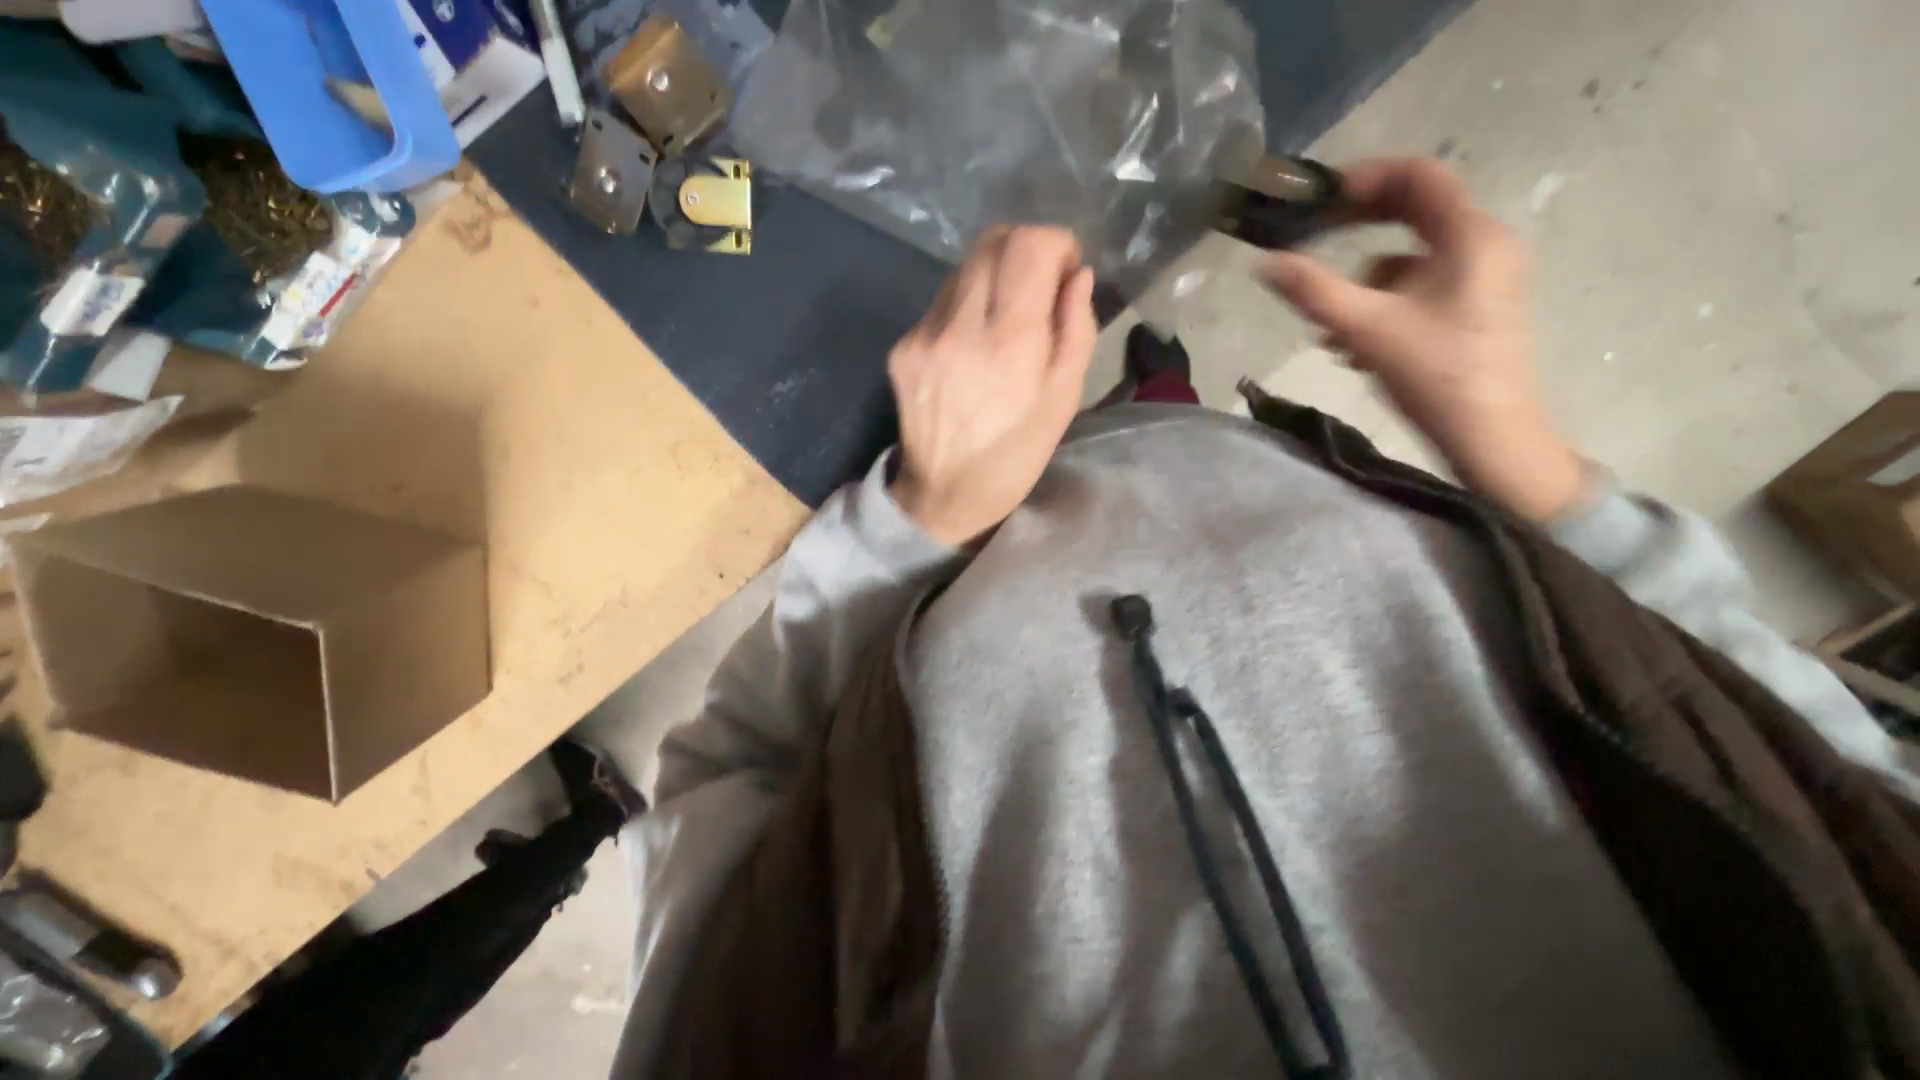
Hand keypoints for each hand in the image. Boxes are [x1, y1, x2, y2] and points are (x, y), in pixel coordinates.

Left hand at [888, 226, 1096, 545]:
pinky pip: (941, 301)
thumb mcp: (1065, 397)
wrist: (944, 495)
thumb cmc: (1017, 454)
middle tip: (1040, 286)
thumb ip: (1075, 327)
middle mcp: (960, 326)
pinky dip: (966, 305)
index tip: (1065, 272)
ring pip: (964, 267)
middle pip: (992, 241)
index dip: (1055, 244)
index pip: (1028, 244)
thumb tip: (1075, 275)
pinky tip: (973, 345)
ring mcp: (923, 334)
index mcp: (1010, 342)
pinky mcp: (902, 346)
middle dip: (1025, 250)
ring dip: (995, 276)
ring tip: (1007, 319)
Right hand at [1256, 158, 1584, 521]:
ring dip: (1364, 280)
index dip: (1364, 177)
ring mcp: (1486, 278)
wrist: (1492, 439)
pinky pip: (1423, 286)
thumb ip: (1312, 291)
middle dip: (1357, 230)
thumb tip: (1263, 263)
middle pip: (1415, 213)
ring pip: (1412, 256)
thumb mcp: (1366, 329)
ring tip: (1329, 324)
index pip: (1418, 175)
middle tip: (1312, 242)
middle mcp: (1486, 245)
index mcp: (1471, 237)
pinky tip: (1354, 344)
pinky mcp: (1478, 308)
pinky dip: (1385, 302)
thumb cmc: (1436, 377)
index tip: (1319, 200)